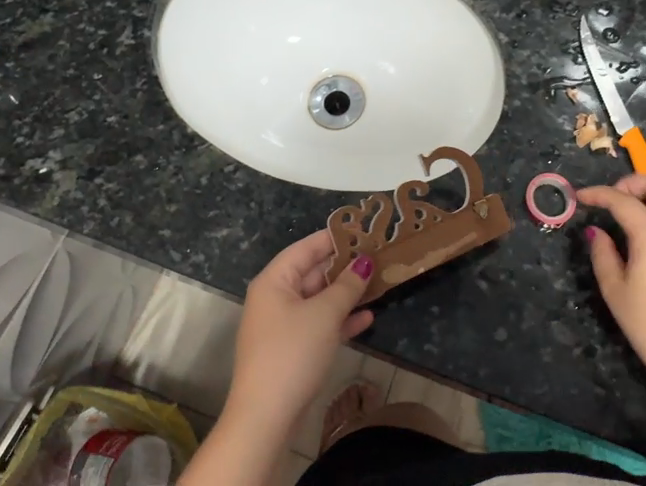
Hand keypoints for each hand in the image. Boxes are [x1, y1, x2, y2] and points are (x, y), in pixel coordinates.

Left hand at [223, 230, 373, 436]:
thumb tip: (364, 262)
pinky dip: (340, 320)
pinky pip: (318, 325)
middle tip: (378, 256)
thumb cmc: (293, 352)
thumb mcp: (325, 314)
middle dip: (344, 267)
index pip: (306, 248)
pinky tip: (367, 318)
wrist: (266, 417)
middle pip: (312, 272)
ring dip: (346, 294)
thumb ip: (347, 286)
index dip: (334, 238)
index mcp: (274, 281)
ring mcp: (282, 326)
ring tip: (379, 283)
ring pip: (318, 300)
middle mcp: (275, 298)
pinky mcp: (291, 350)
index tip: (363, 229)